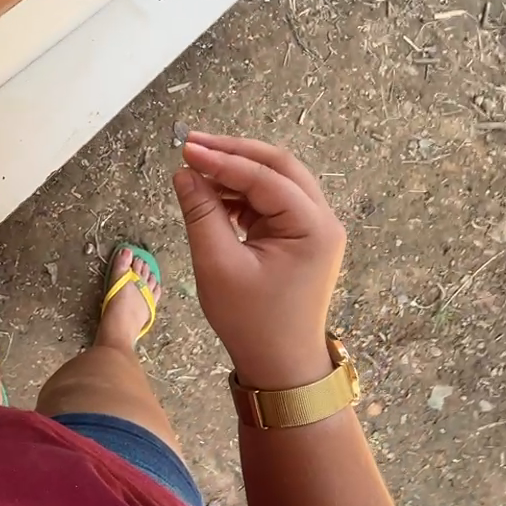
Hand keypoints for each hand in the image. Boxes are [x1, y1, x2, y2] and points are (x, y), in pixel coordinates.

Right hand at [171, 133, 345, 389]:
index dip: (222, 160)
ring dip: (236, 172)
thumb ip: (201, 214)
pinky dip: (240, 194)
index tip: (184, 149)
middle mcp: (321, 220)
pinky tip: (211, 195)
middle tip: (191, 144)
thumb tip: (184, 174)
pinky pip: (269, 202)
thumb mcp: (218, 265)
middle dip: (233, 153)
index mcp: (312, 227)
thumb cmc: (250, 320)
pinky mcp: (297, 237)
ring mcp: (312, 228)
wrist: (280, 362)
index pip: (264, 178)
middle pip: (278, 167)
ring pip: (274, 181)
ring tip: (195, 169)